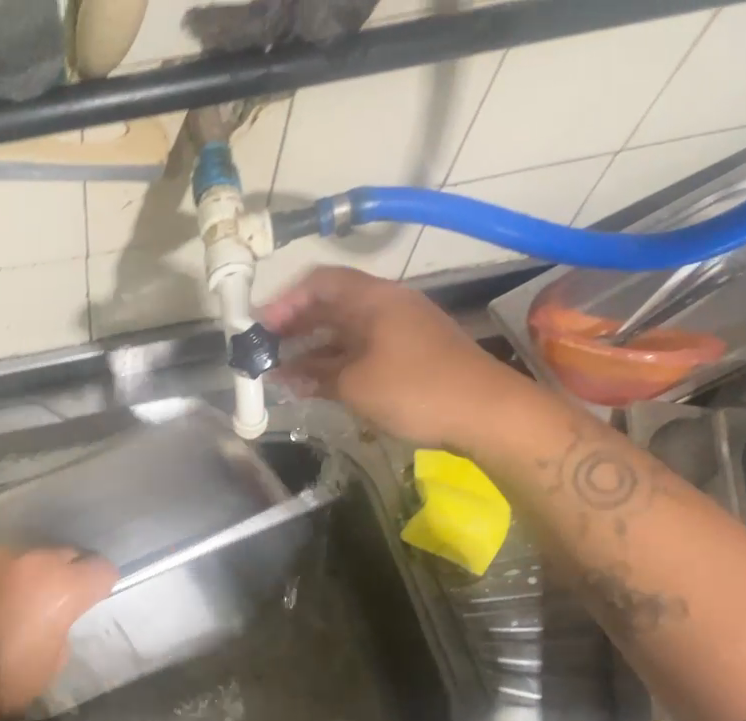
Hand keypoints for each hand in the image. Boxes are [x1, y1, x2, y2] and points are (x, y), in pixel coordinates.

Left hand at [0, 547, 117, 720]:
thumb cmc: (4, 683)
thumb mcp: (54, 660)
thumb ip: (64, 623)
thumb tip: (56, 611)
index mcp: (61, 587)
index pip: (100, 568)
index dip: (101, 584)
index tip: (94, 598)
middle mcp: (31, 561)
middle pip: (65, 555)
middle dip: (67, 575)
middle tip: (55, 602)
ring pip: (28, 556)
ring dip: (30, 574)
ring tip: (16, 601)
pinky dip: (0, 576)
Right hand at [259, 266, 543, 448]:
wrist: (487, 413)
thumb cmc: (416, 390)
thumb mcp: (355, 385)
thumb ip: (315, 376)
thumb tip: (287, 375)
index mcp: (374, 299)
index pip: (319, 282)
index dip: (284, 301)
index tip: (258, 327)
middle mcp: (386, 306)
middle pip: (330, 305)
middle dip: (293, 326)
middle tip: (262, 351)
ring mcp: (400, 331)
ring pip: (344, 331)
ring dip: (311, 349)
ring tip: (280, 373)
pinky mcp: (408, 355)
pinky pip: (360, 350)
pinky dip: (334, 363)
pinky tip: (314, 384)